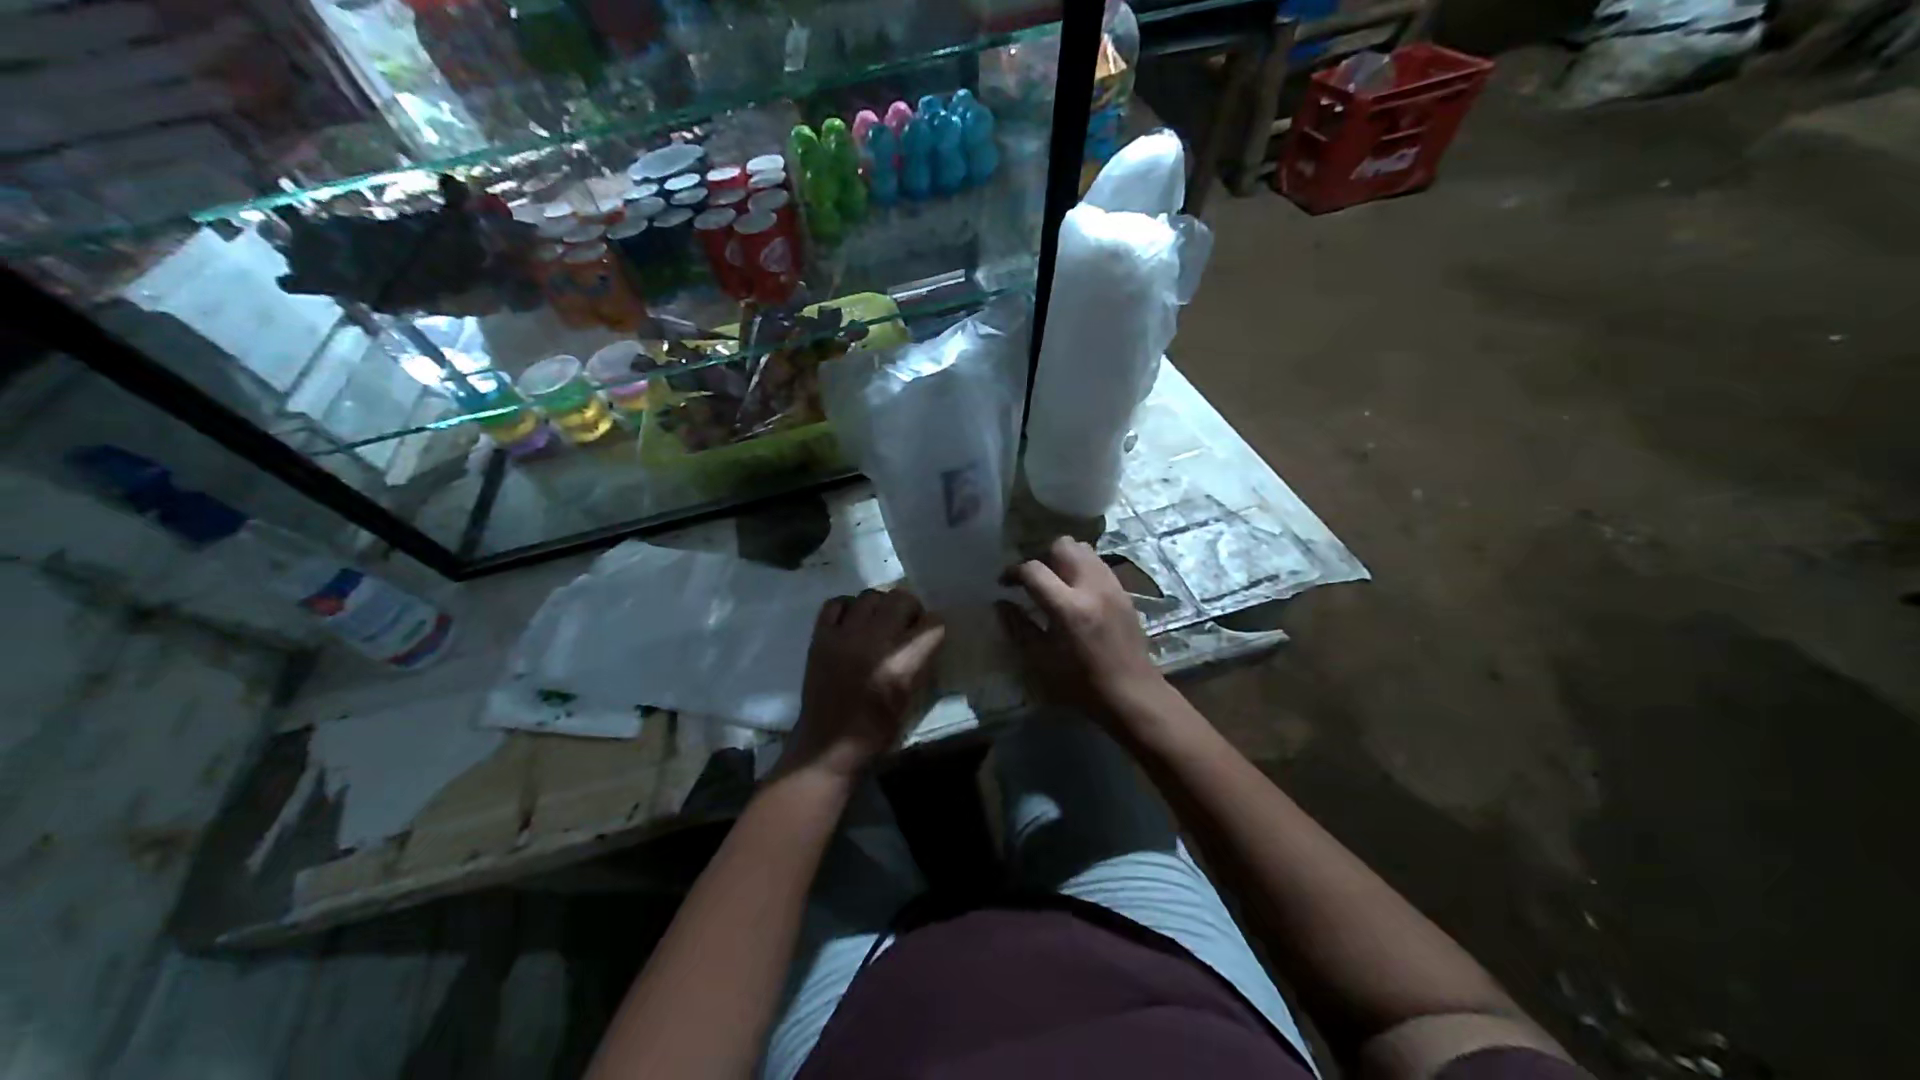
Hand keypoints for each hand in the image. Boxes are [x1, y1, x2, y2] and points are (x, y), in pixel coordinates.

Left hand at [783, 589, 946, 779]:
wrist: (828, 746)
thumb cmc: (876, 732)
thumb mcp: (911, 699)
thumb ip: (920, 664)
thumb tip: (925, 638)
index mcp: (901, 663)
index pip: (932, 624)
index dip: (935, 628)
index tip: (931, 636)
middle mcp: (873, 641)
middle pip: (902, 598)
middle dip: (911, 609)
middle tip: (906, 625)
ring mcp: (843, 635)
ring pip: (871, 595)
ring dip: (880, 606)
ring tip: (878, 622)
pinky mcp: (820, 637)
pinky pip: (836, 603)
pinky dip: (848, 608)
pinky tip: (852, 623)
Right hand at [997, 537, 1168, 724]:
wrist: (1132, 693)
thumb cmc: (1080, 683)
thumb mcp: (1040, 660)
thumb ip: (1018, 627)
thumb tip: (1000, 603)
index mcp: (1068, 608)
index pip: (1034, 570)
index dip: (1013, 572)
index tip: (1005, 583)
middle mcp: (1091, 587)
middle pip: (1062, 545)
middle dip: (1042, 556)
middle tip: (1034, 578)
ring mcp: (1111, 586)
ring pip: (1084, 549)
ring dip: (1064, 558)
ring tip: (1055, 581)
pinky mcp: (1124, 592)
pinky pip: (1099, 564)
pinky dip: (1083, 568)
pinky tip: (1076, 591)